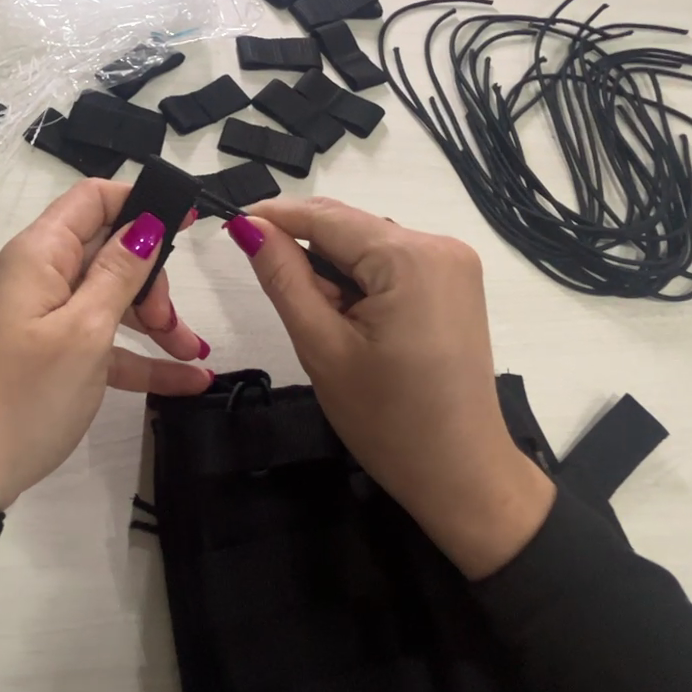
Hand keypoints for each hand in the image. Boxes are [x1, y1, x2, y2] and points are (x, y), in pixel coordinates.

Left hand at [0, 180, 214, 511]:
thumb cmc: (23, 396)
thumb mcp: (83, 332)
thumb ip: (119, 273)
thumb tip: (146, 222)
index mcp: (39, 254)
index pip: (93, 199)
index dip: (142, 202)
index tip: (188, 221)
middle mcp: (36, 275)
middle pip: (106, 249)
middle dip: (150, 277)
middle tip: (169, 321)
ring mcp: (39, 316)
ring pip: (108, 298)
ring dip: (153, 321)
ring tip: (191, 354)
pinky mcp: (43, 353)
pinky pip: (98, 340)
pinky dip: (136, 355)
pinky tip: (184, 379)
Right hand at [226, 198, 555, 579]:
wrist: (461, 475)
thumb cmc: (388, 419)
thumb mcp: (322, 346)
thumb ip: (283, 277)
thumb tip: (249, 226)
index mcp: (410, 257)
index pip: (327, 217)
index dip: (275, 216)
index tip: (230, 224)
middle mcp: (440, 245)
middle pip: (350, 228)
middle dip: (309, 253)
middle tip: (284, 302)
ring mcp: (454, 263)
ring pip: (368, 245)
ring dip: (334, 270)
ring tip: (326, 325)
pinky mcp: (455, 283)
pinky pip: (392, 262)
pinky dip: (362, 280)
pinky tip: (355, 322)